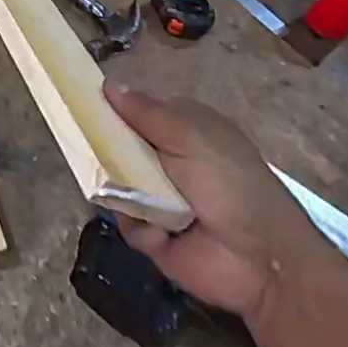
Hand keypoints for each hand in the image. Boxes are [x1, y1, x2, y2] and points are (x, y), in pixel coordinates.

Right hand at [103, 83, 341, 320]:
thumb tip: (107, 85)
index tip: (84, 104)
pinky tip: (153, 225)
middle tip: (84, 141)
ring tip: (125, 186)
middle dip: (103, 145)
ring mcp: (158, 197)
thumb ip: (145, 112)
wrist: (263, 261)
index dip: (114, 108)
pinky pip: (123, 217)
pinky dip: (133, 220)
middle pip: (119, 145)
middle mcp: (170, 162)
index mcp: (185, 132)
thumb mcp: (189, 137)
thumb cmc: (230, 184)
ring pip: (114, 180)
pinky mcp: (151, 232)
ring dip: (116, 183)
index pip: (139, 112)